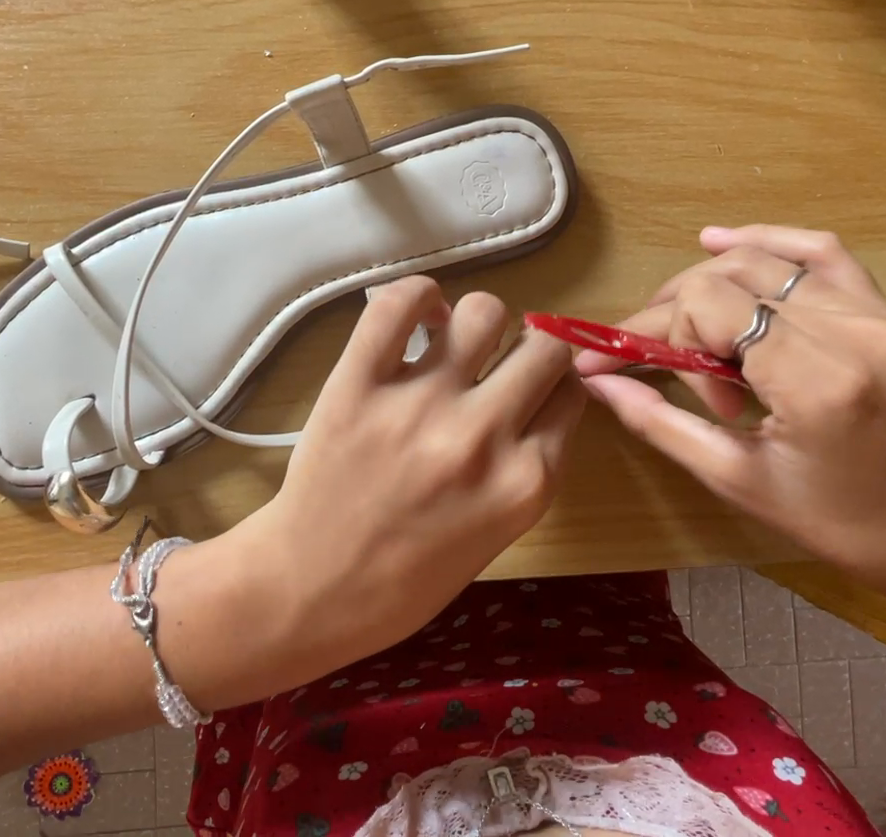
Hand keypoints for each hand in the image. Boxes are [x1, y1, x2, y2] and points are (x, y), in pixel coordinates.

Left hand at [222, 276, 585, 685]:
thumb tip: (537, 397)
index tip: (538, 386)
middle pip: (545, 347)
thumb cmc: (408, 578)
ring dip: (479, 323)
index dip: (558, 385)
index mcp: (525, 482)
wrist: (314, 588)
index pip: (571, 396)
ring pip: (484, 311)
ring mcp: (419, 403)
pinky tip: (417, 317)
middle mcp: (483, 435)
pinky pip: (398, 304)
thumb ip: (524, 467)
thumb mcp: (495, 532)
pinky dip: (416, 296)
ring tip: (454, 343)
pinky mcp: (359, 383)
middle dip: (534, 348)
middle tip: (501, 363)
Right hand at [578, 225, 885, 625]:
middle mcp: (851, 330)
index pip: (706, 307)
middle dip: (675, 316)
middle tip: (665, 369)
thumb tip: (597, 381)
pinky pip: (822, 253)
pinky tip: (721, 243)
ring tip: (687, 331)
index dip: (651, 331)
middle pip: (727, 278)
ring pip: (766, 261)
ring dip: (709, 287)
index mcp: (816, 380)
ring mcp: (878, 314)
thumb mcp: (739, 481)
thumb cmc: (845, 527)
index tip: (626, 369)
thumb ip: (660, 422)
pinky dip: (767, 242)